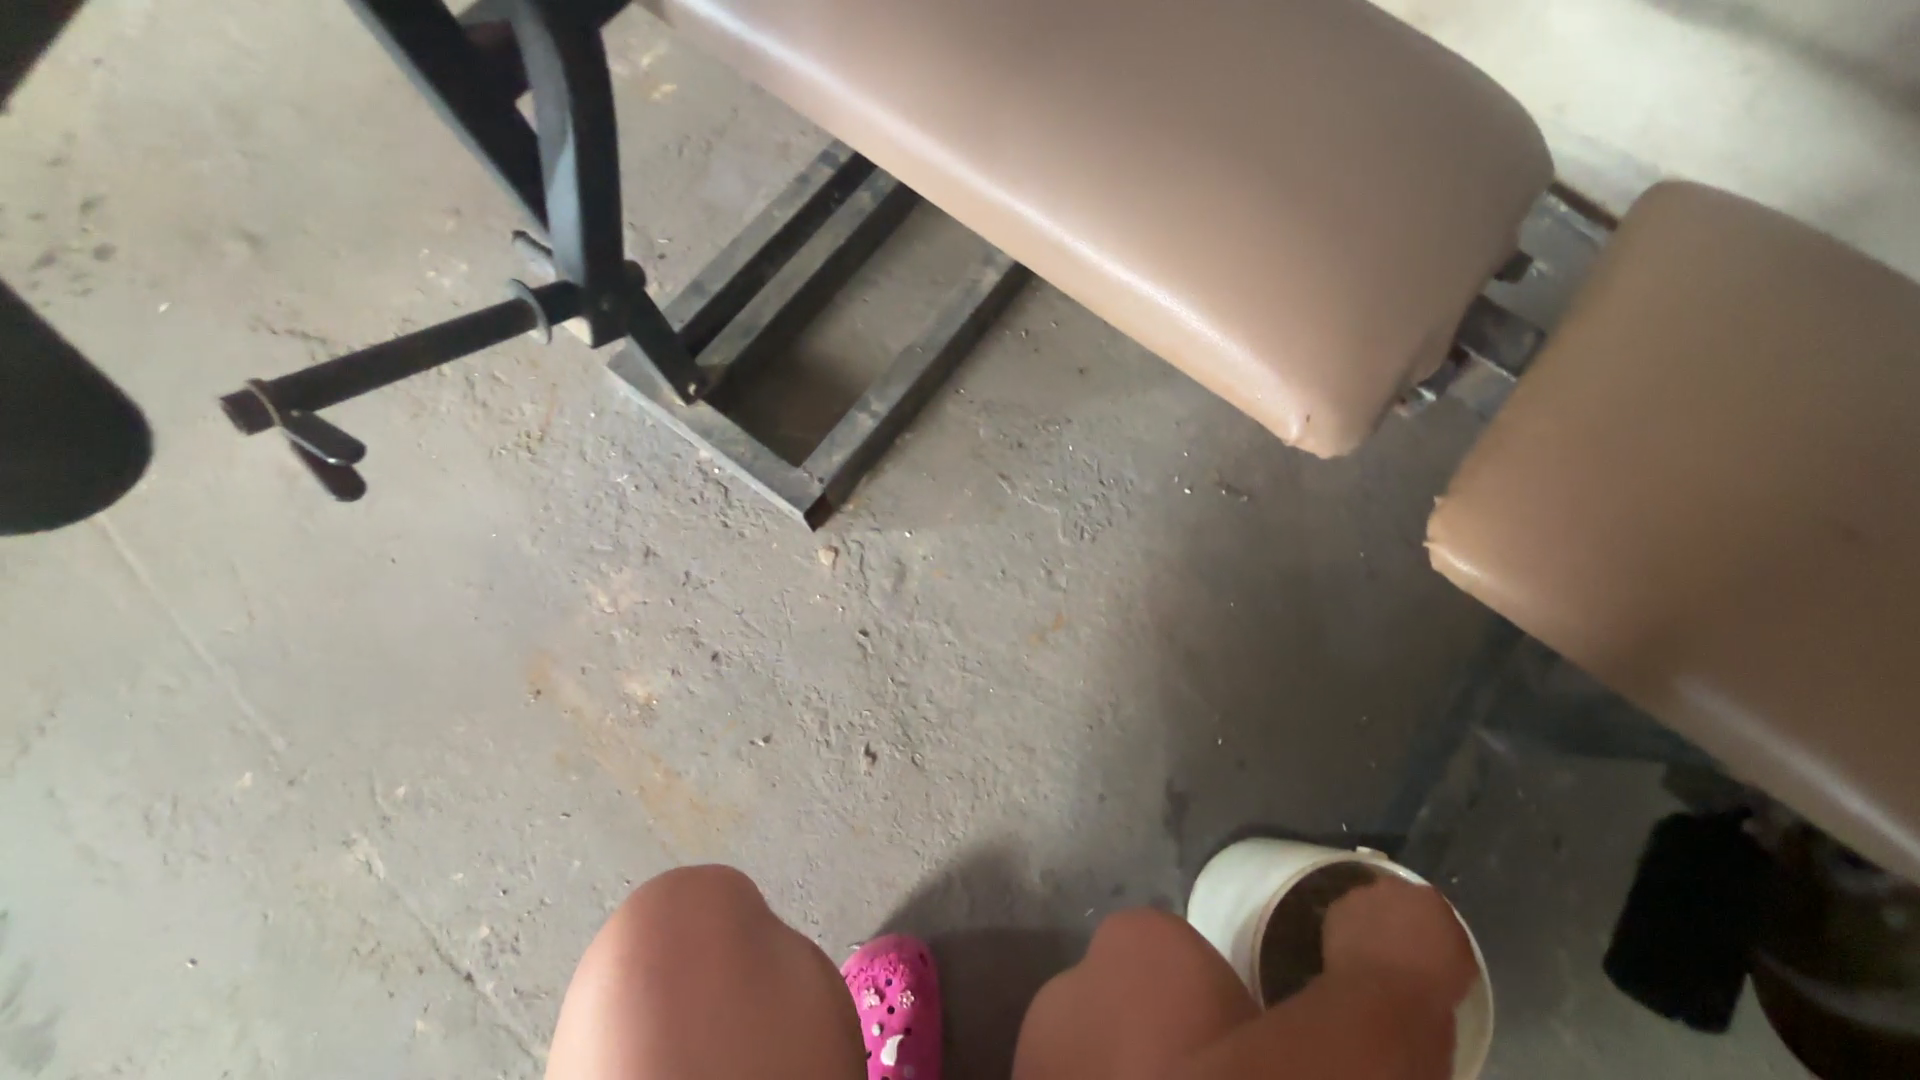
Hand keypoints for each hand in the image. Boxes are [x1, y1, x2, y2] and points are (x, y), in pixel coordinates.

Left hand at [1321, 876, 1477, 1009]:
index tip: (1426, 941)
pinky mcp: (1336, 909)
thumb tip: (1437, 941)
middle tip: (1399, 942)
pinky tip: (1354, 951)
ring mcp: (1360, 895)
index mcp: (1430, 898)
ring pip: (1368, 904)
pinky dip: (1350, 929)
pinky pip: (1346, 917)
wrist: (1384, 992)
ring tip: (1373, 949)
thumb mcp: (1462, 965)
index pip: (1429, 904)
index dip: (1427, 923)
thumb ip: (1448, 941)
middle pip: (1396, 897)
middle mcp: (1393, 887)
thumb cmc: (1432, 984)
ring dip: (1371, 919)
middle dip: (1397, 914)